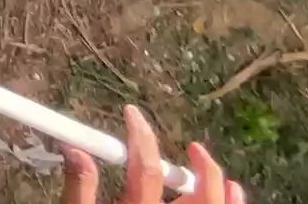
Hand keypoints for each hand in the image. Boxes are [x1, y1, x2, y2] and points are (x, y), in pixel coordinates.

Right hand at [60, 106, 245, 203]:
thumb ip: (79, 186)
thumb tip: (74, 147)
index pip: (146, 170)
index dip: (141, 138)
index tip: (132, 112)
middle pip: (198, 197)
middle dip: (202, 170)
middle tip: (196, 147)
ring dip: (225, 194)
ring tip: (227, 177)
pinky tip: (234, 195)